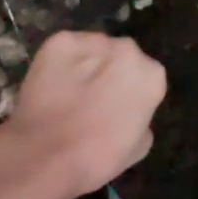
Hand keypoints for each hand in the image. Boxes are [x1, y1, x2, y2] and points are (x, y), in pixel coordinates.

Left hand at [0, 31, 164, 198]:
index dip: (131, 92)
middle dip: (111, 71)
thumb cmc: (98, 157)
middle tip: (93, 96)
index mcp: (151, 75)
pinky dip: (60, 62)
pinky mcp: (59, 41)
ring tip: (68, 91)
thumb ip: (141, 117)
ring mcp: (92, 41)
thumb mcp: (139, 146)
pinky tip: (51, 84)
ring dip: (86, 64)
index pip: (146, 76)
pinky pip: (65, 49)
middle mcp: (127, 49)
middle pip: (122, 56)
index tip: (118, 107)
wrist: (46, 154)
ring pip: (93, 49)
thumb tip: (128, 110)